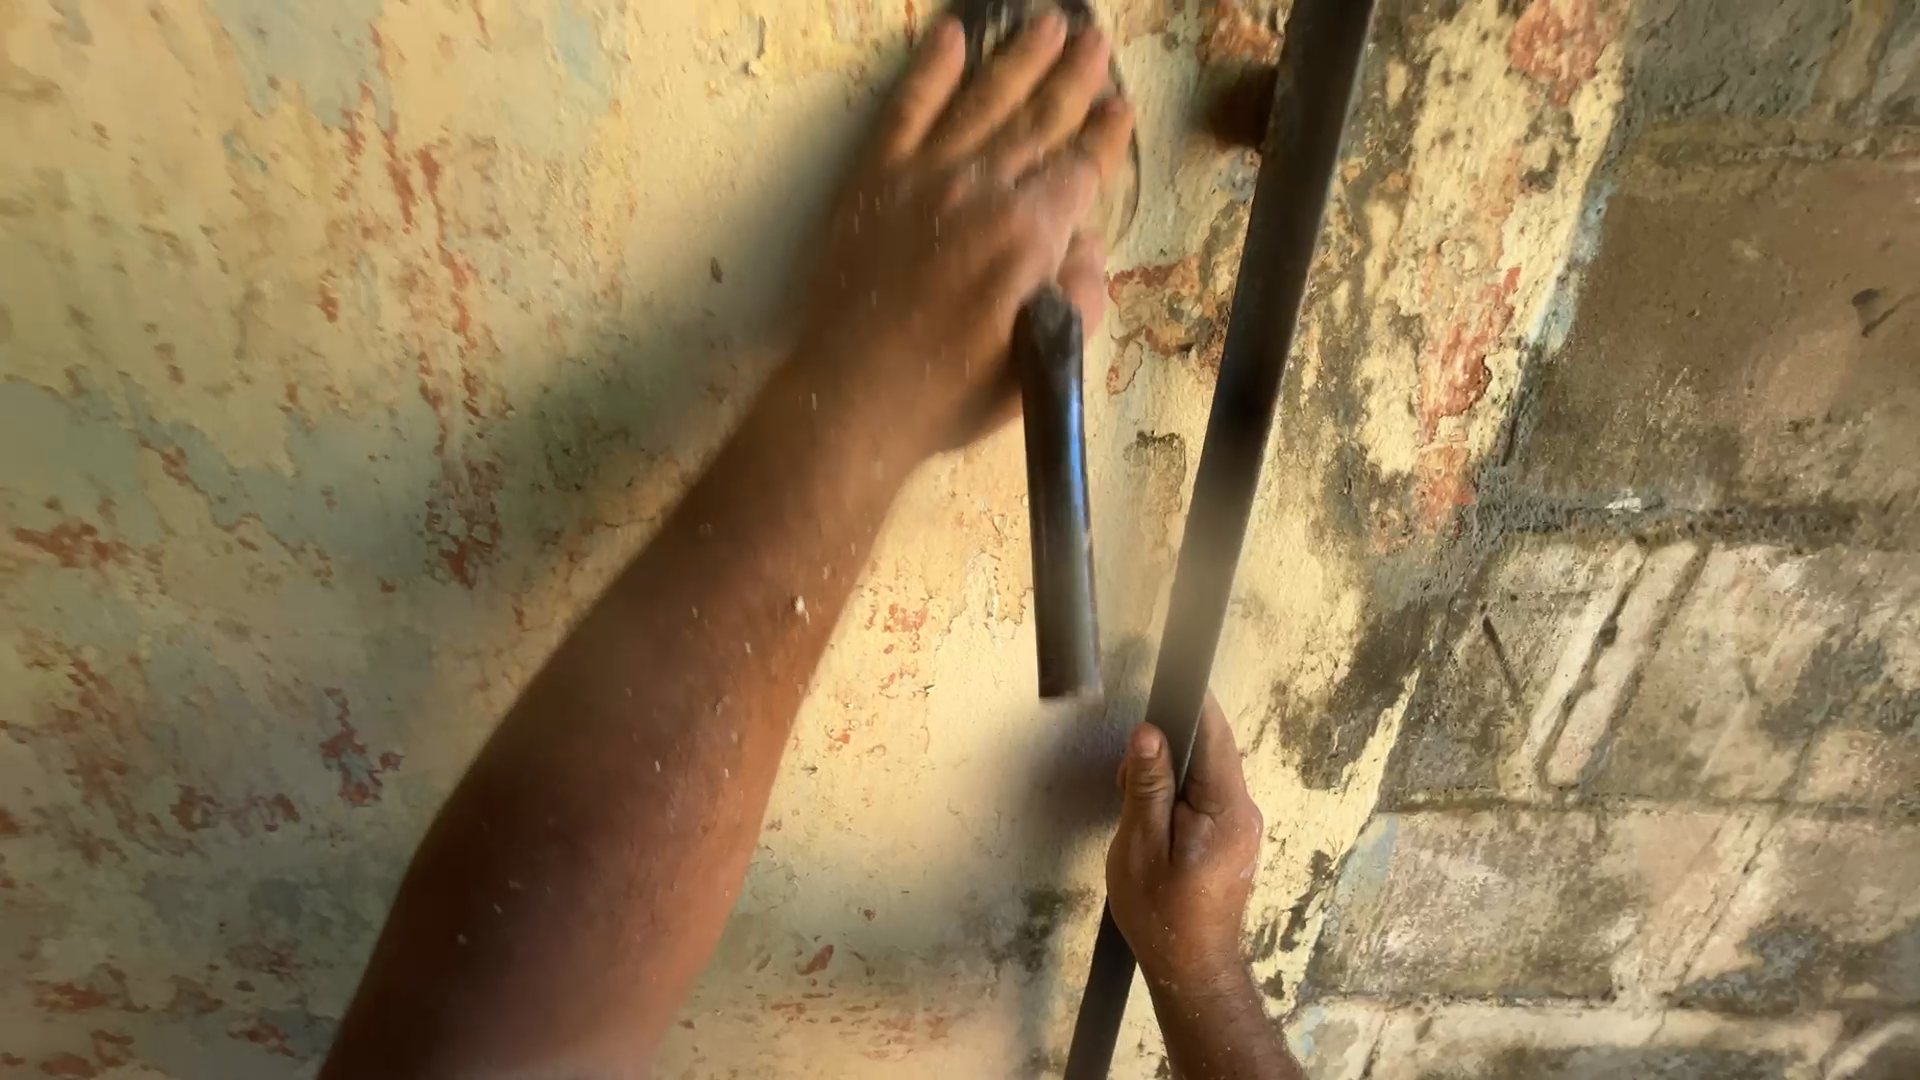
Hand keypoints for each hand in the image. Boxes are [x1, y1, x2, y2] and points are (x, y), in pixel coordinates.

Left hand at [794, 13, 1134, 464]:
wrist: (854, 395)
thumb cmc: (949, 394)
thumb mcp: (1037, 364)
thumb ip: (1078, 299)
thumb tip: (1083, 246)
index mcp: (1030, 235)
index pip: (1080, 171)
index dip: (1106, 140)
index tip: (1122, 111)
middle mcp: (983, 190)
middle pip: (1038, 122)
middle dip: (1073, 81)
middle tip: (1095, 44)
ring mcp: (925, 177)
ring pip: (982, 101)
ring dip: (1018, 60)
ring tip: (1049, 24)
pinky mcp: (874, 181)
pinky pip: (906, 110)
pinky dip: (929, 70)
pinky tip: (949, 37)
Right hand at [1107, 694, 1264, 988]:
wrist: (1191, 970)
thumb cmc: (1161, 912)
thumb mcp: (1141, 846)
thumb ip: (1147, 786)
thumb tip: (1149, 732)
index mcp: (1227, 808)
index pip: (1215, 735)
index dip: (1192, 703)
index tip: (1165, 682)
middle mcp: (1244, 809)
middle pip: (1209, 749)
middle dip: (1167, 748)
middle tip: (1128, 778)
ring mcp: (1241, 822)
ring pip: (1204, 771)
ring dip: (1168, 773)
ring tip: (1136, 805)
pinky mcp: (1232, 834)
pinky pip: (1204, 792)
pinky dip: (1176, 791)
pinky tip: (1152, 817)